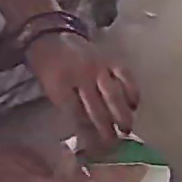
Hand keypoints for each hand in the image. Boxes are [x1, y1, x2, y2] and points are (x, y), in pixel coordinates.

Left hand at [26, 32, 138, 154]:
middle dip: (107, 130)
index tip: (96, 149)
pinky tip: (133, 105)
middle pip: (97, 109)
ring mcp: (98, 67)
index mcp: (58, 82)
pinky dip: (132, 93)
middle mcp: (80, 75)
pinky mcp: (111, 60)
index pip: (77, 115)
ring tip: (126, 130)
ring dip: (122, 116)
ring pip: (114, 97)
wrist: (49, 32)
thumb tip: (86, 133)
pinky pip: (127, 78)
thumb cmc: (48, 64)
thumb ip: (67, 106)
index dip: (88, 134)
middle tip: (114, 145)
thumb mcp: (48, 86)